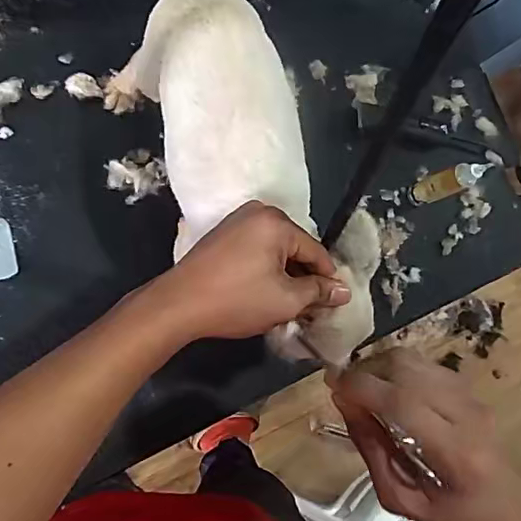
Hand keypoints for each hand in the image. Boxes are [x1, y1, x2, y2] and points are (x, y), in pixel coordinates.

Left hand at [145, 202, 350, 342]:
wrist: (178, 305)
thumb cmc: (236, 300)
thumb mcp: (286, 300)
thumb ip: (318, 292)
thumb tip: (343, 291)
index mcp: (277, 222)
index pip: (316, 251)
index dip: (327, 280)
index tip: (333, 303)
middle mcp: (258, 212)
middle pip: (296, 248)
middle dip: (304, 277)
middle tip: (308, 307)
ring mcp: (237, 221)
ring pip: (276, 249)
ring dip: (284, 274)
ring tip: (286, 303)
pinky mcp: (222, 234)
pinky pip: (256, 248)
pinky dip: (264, 268)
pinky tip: (263, 292)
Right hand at [330, 348, 520, 520]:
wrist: (495, 500)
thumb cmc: (444, 509)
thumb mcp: (397, 496)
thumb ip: (369, 446)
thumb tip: (343, 401)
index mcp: (453, 453)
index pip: (401, 402)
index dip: (361, 386)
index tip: (333, 383)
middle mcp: (467, 414)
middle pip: (406, 369)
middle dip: (366, 371)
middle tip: (345, 386)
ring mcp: (471, 395)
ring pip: (414, 359)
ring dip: (380, 366)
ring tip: (365, 386)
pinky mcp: (469, 385)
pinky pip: (424, 363)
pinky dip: (398, 369)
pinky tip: (389, 387)